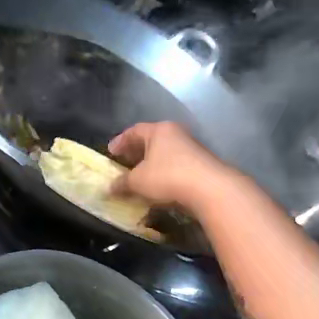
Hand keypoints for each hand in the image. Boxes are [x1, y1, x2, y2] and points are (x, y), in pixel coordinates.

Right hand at [109, 122, 241, 212]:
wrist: (210, 188)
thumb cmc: (167, 176)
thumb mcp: (138, 181)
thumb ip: (122, 183)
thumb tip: (109, 188)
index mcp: (159, 130)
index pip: (135, 130)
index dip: (121, 141)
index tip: (110, 152)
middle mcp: (176, 133)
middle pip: (151, 140)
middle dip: (136, 151)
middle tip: (125, 162)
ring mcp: (192, 147)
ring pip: (165, 152)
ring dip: (152, 163)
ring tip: (141, 176)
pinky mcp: (201, 163)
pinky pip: (176, 164)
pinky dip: (164, 172)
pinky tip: (160, 185)